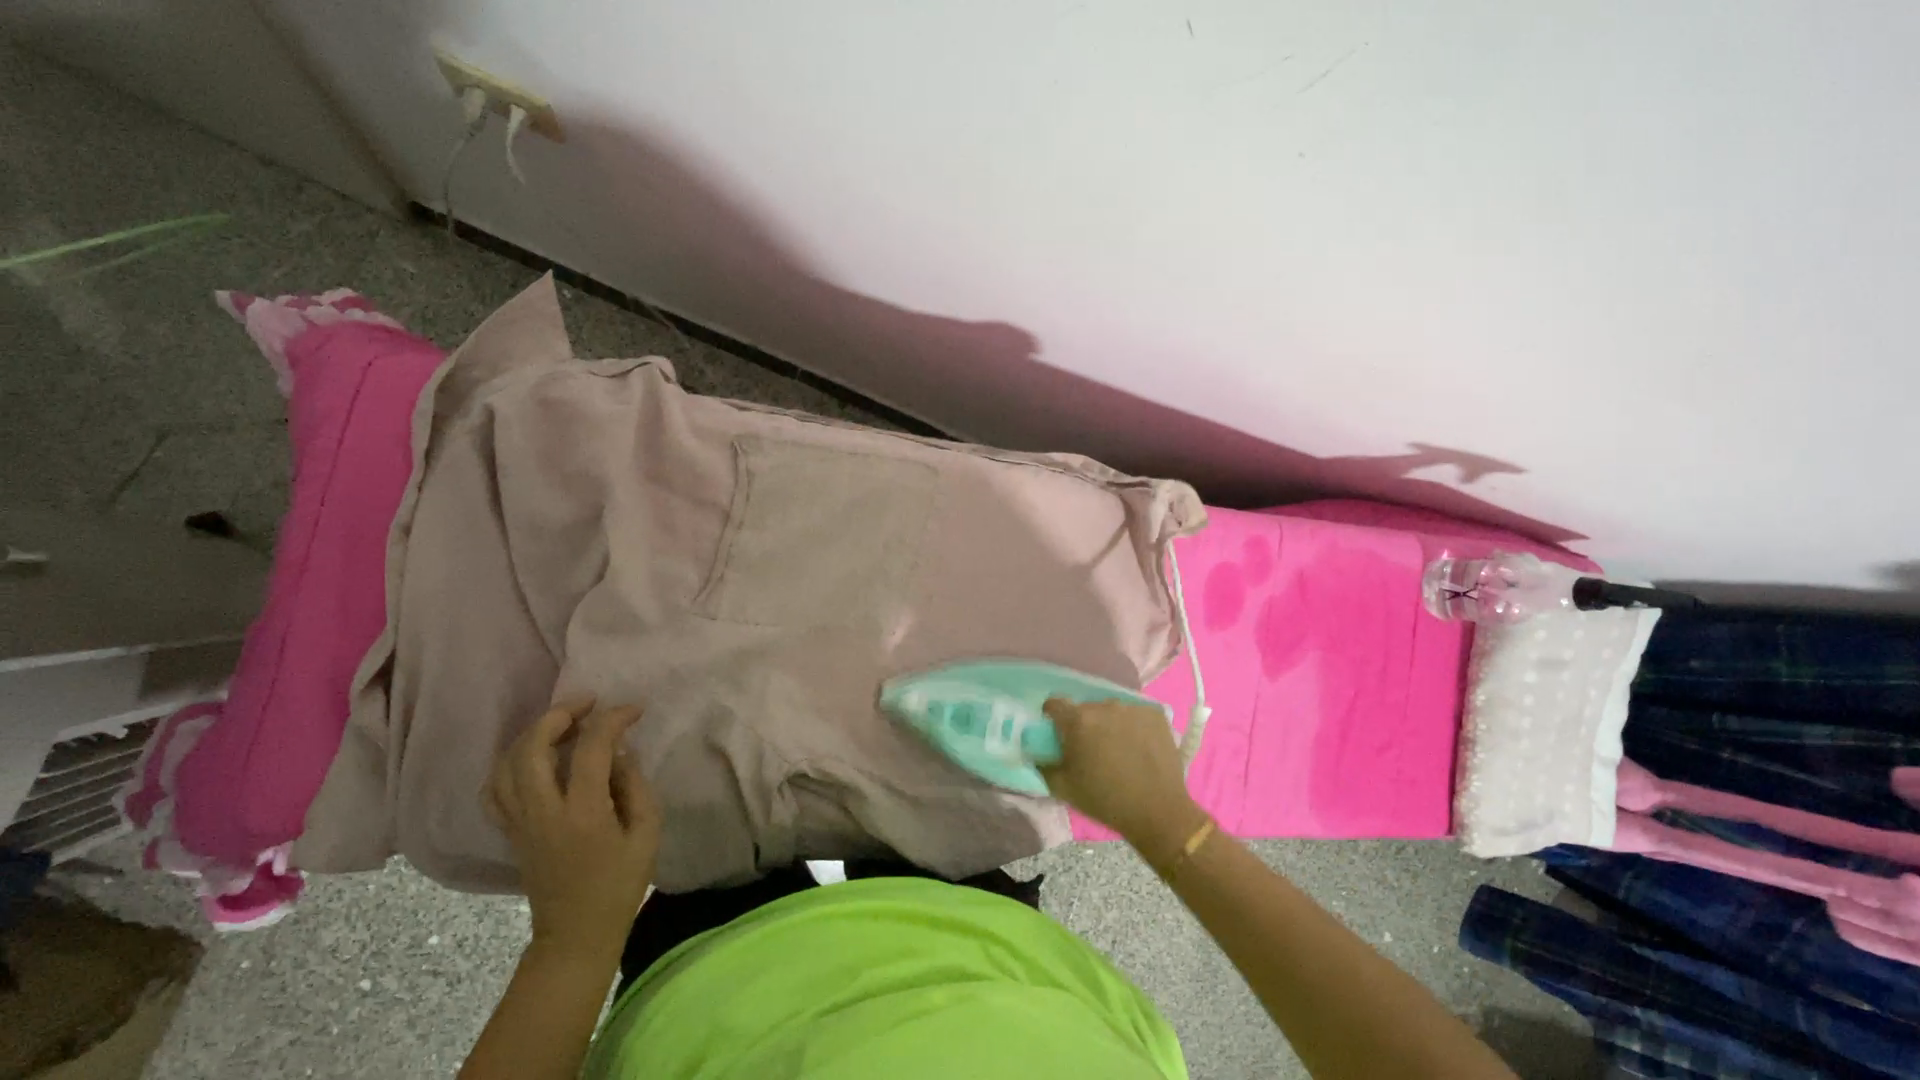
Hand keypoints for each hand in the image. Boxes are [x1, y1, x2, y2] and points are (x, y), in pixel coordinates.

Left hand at [484, 698, 660, 956]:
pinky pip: (495, 787)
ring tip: (561, 723)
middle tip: (587, 703)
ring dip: (532, 734)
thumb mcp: (646, 835)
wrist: (576, 934)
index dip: (612, 720)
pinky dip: (510, 762)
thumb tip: (620, 753)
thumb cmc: (620, 885)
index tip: (634, 710)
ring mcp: (519, 822)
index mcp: (582, 813)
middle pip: (531, 747)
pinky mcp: (510, 831)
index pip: (590, 749)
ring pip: (506, 763)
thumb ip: (636, 787)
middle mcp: (542, 812)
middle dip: (558, 714)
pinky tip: (532, 757)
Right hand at [1038, 698, 1205, 865]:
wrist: (1157, 811)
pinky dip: (1133, 727)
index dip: (1052, 717)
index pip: (1054, 703)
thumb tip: (1038, 753)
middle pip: (1085, 708)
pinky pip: (1135, 715)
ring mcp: (1133, 708)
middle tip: (1090, 750)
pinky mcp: (1155, 714)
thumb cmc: (1105, 801)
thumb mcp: (1063, 788)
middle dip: (1083, 725)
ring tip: (1118, 750)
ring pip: (1111, 711)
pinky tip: (1139, 748)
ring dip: (1109, 725)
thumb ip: (1043, 765)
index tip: (1057, 734)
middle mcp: (1104, 706)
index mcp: (1078, 720)